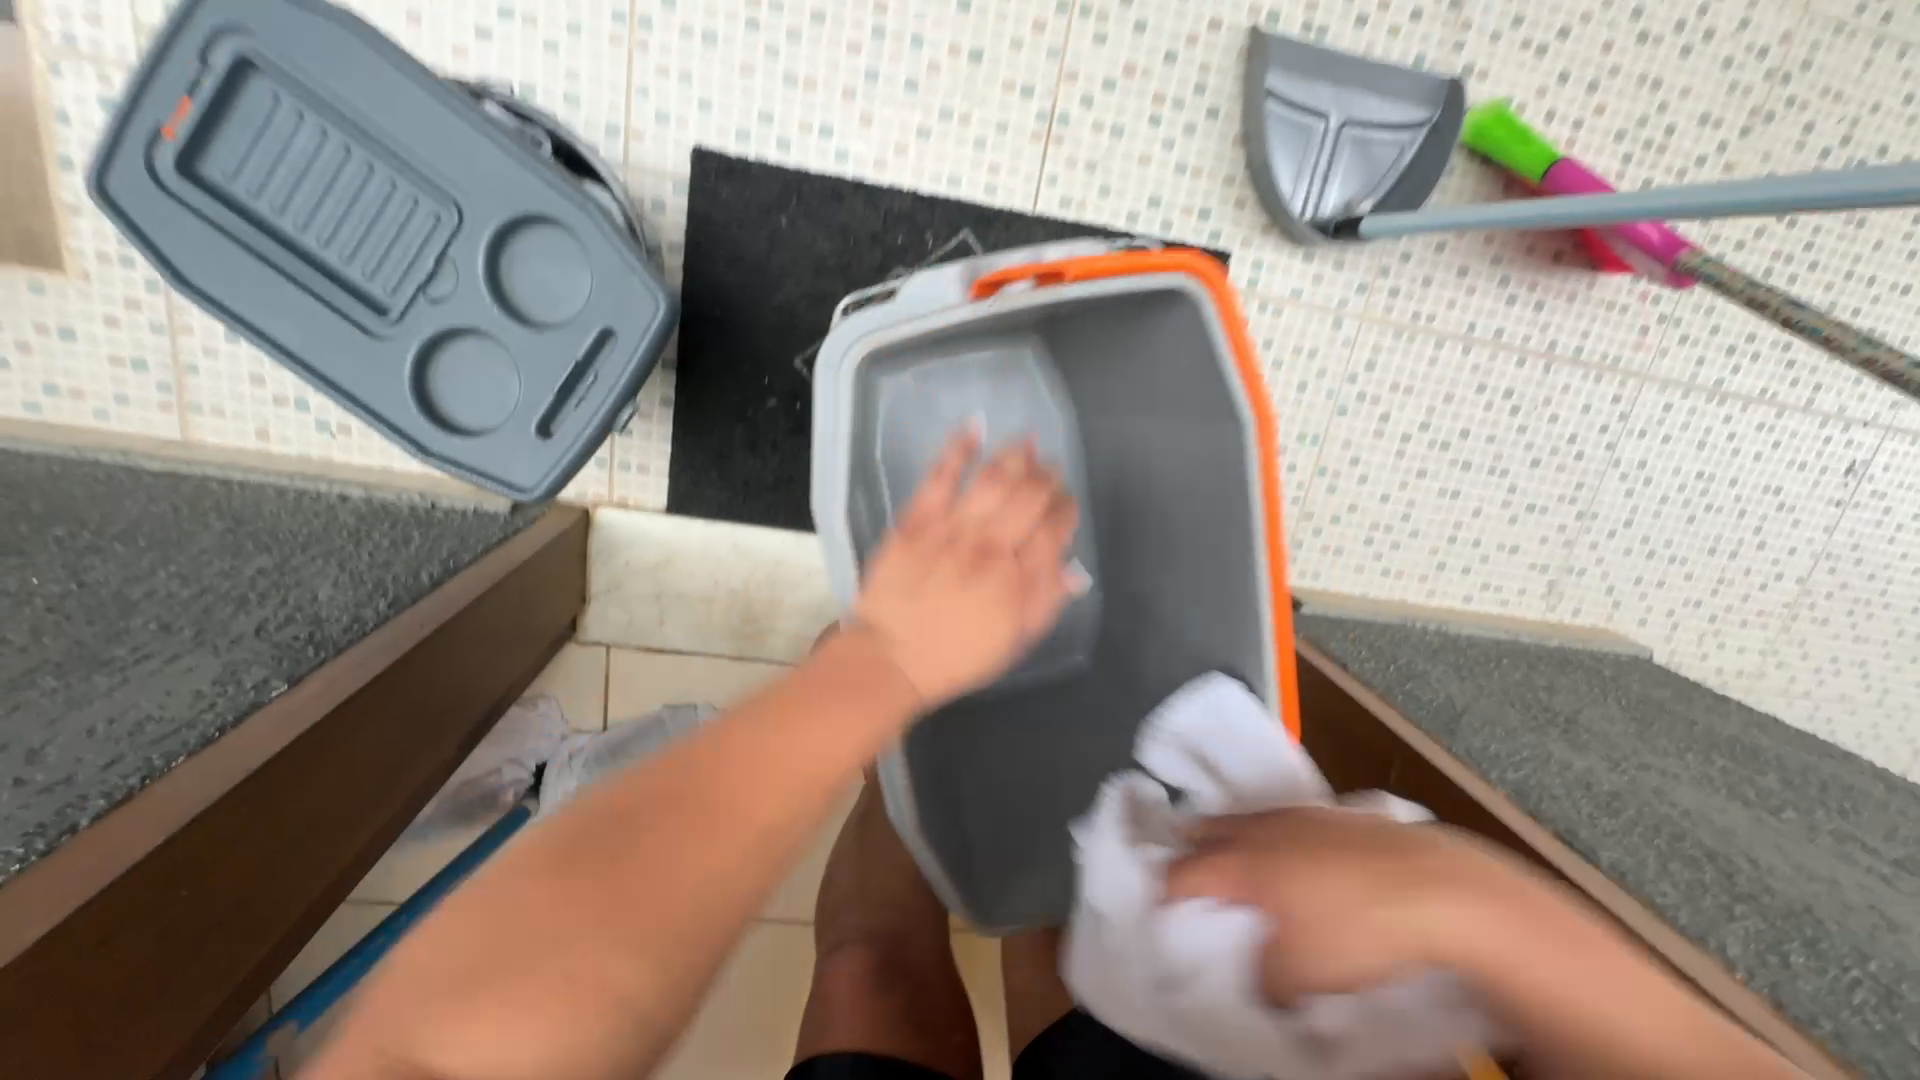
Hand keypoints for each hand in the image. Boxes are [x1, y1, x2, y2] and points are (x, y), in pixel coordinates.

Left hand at [849, 430, 1080, 705]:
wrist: (891, 658)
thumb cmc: (956, 656)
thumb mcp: (1014, 641)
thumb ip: (1046, 602)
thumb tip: (1075, 570)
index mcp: (1019, 581)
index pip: (1056, 529)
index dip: (1066, 510)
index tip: (1065, 505)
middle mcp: (992, 549)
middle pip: (1031, 496)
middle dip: (1048, 478)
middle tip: (1050, 472)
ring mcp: (952, 531)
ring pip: (995, 480)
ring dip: (1016, 456)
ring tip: (1028, 443)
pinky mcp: (916, 521)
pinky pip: (941, 477)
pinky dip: (959, 448)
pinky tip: (975, 428)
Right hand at [1166, 808, 1543, 1004]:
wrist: (1440, 890)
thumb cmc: (1355, 932)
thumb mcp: (1296, 979)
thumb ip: (1260, 979)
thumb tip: (1258, 979)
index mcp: (1238, 862)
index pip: (1179, 874)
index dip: (1163, 896)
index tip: (1161, 916)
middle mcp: (1260, 829)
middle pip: (1204, 831)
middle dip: (1189, 855)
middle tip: (1188, 884)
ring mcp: (1300, 815)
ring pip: (1247, 821)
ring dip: (1233, 842)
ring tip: (1239, 871)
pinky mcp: (1338, 814)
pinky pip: (1287, 822)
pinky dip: (1276, 840)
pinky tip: (1300, 864)